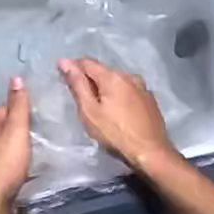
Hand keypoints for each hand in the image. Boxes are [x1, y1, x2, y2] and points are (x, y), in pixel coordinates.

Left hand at [0, 77, 31, 213]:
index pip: (4, 109)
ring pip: (0, 146)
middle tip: (38, 139)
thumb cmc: (4, 165)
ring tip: (32, 155)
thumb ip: (18, 106)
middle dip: (18, 132)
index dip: (22, 114)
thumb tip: (16, 77)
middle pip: (1, 128)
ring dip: (14, 149)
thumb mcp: (16, 131)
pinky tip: (20, 171)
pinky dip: (10, 164)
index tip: (38, 122)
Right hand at [58, 58, 180, 172]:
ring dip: (106, 88)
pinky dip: (119, 95)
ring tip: (98, 105)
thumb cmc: (115, 133)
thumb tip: (65, 62)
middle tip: (80, 96)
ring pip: (118, 81)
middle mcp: (130, 76)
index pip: (87, 62)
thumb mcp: (90, 111)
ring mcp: (143, 87)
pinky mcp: (150, 100)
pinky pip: (129, 91)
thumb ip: (77, 85)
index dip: (73, 67)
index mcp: (113, 76)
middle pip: (104, 71)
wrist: (151, 152)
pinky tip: (117, 110)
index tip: (62, 76)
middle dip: (90, 79)